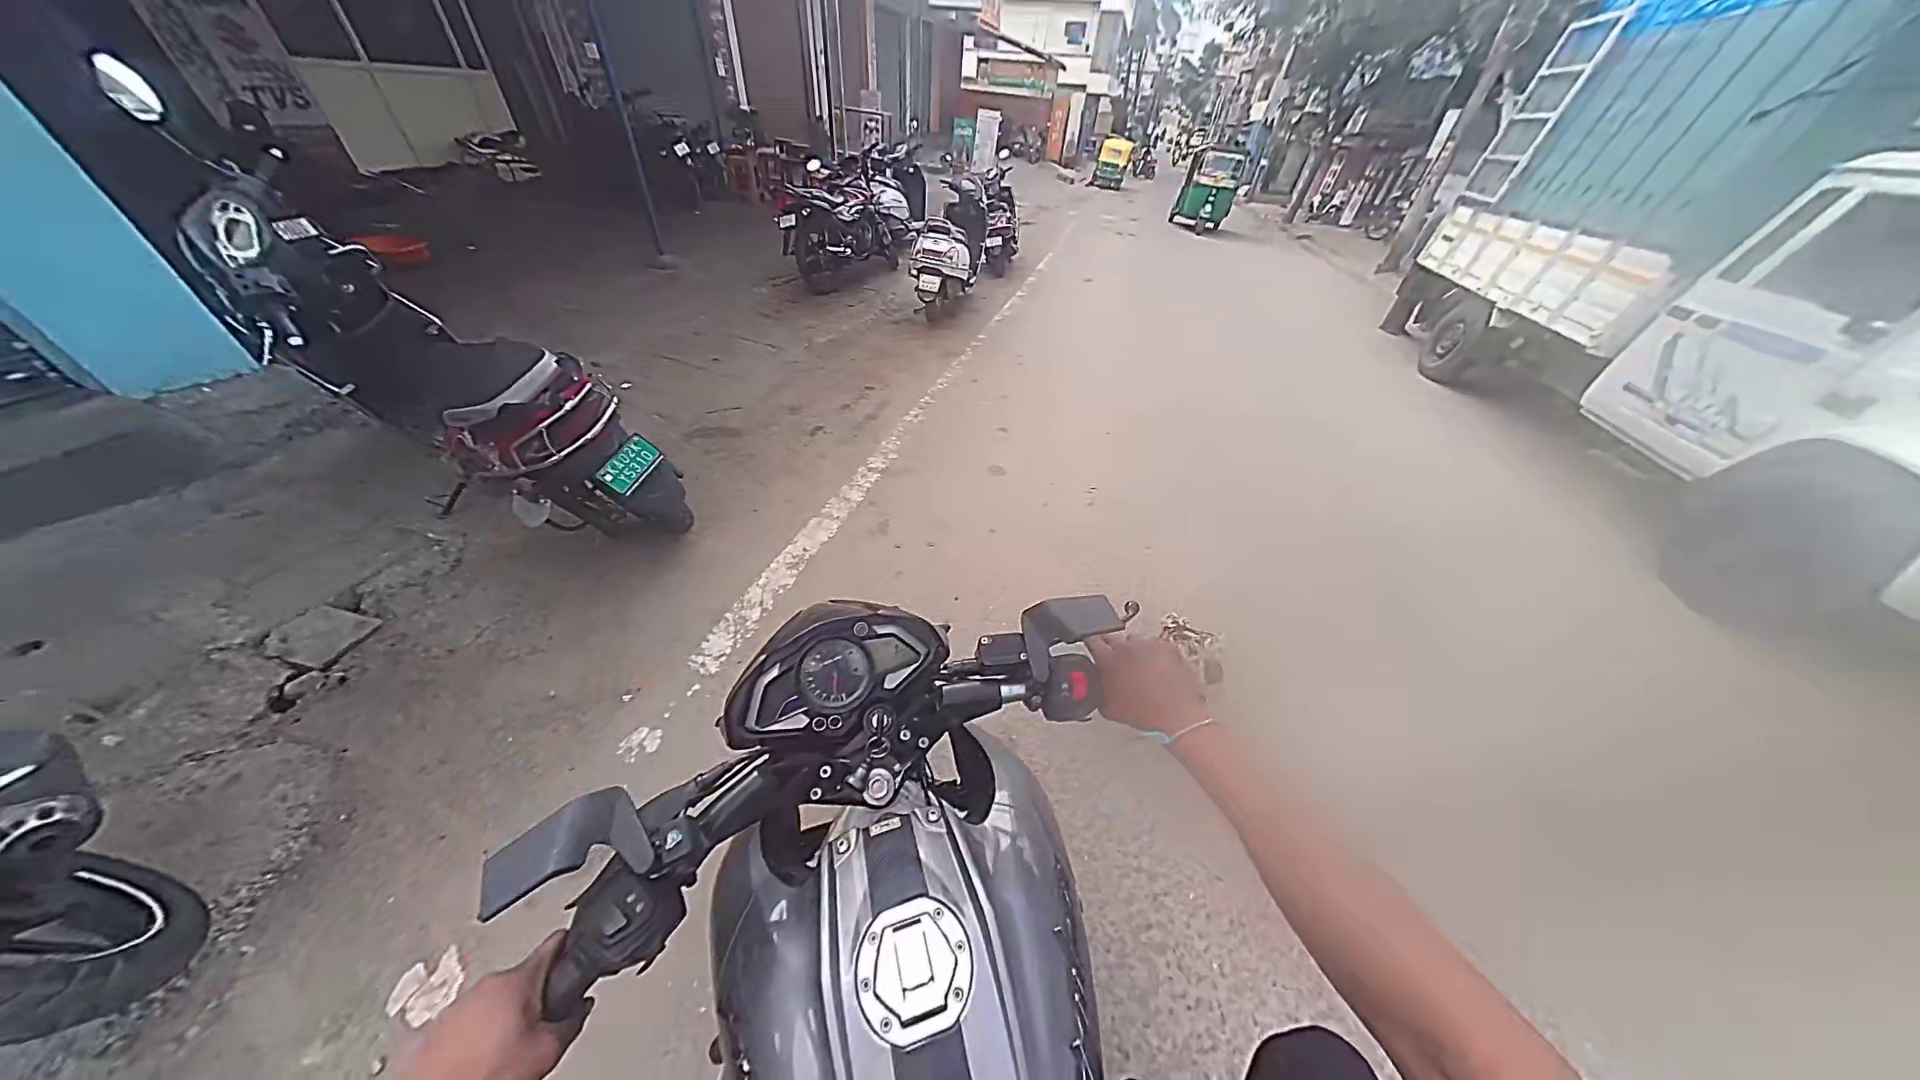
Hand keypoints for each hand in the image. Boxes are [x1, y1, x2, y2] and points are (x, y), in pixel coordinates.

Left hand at [402, 931, 590, 1079]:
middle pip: (527, 975)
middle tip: (537, 1026)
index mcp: (517, 979)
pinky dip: (479, 1031)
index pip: (556, 941)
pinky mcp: (437, 1025)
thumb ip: (572, 1020)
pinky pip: (470, 1017)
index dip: (572, 945)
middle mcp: (487, 983)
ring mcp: (459, 1003)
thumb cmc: (483, 1076)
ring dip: (506, 1014)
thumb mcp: (545, 1051)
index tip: (577, 950)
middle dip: (536, 996)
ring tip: (504, 1048)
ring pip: (497, 997)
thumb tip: (581, 1006)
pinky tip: (480, 1057)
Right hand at [1085, 634, 1208, 735]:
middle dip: (1111, 646)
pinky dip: (1154, 653)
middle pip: (1112, 637)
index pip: (1091, 640)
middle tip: (1116, 659)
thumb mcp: (1107, 708)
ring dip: (1133, 650)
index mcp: (1107, 660)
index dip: (1090, 642)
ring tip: (1139, 667)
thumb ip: (1096, 690)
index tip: (1092, 645)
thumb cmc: (1143, 714)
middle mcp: (1125, 647)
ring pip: (1135, 640)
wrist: (1176, 715)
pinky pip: (1155, 645)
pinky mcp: (1167, 646)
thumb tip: (1093, 685)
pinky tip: (1157, 668)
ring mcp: (1147, 644)